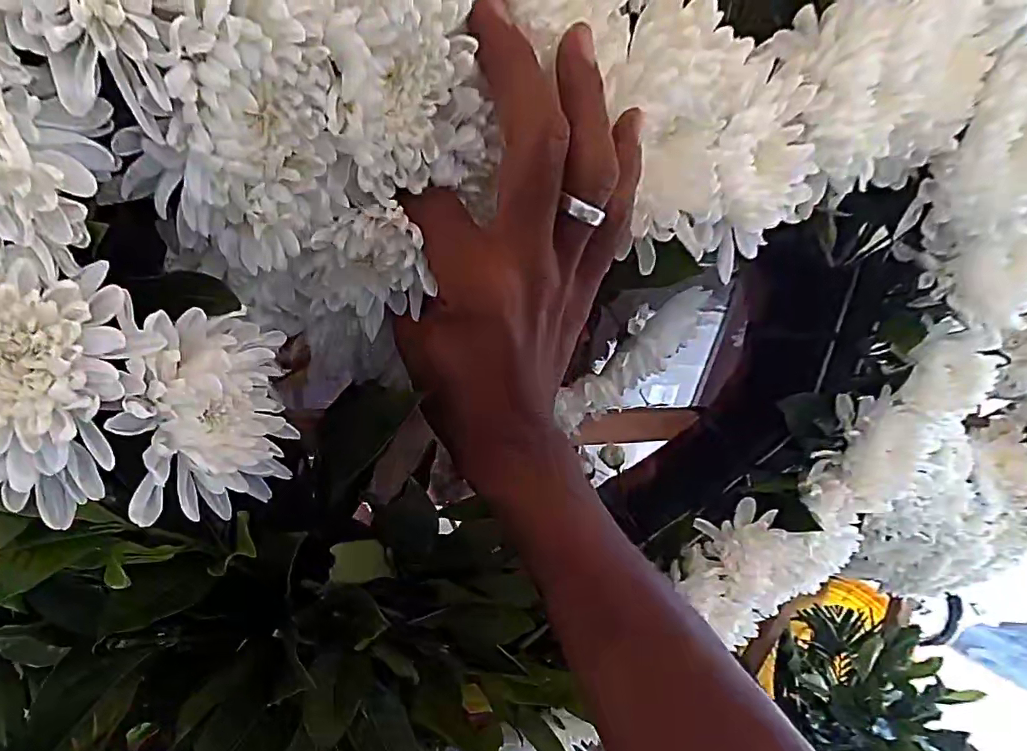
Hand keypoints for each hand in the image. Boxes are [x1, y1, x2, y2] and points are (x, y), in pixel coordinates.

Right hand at [394, 0, 641, 488]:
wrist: (512, 434)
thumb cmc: (454, 394)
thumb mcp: (412, 336)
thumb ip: (409, 271)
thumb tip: (407, 217)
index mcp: (476, 281)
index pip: (438, 204)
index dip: (412, 176)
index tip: (398, 157)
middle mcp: (531, 262)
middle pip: (537, 150)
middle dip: (519, 75)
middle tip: (503, 20)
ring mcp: (569, 267)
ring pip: (592, 169)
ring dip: (587, 99)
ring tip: (579, 44)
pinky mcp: (589, 280)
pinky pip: (617, 212)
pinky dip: (626, 162)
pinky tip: (628, 120)